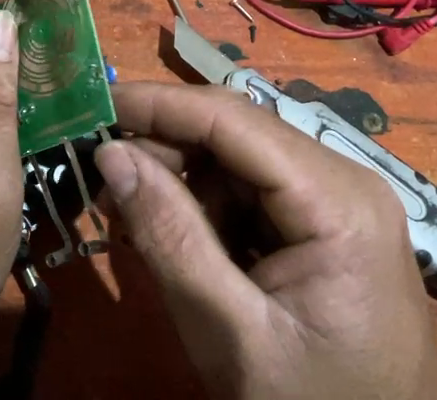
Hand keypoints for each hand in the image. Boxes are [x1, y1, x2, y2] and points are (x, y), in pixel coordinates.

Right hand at [97, 82, 436, 399]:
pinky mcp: (324, 225)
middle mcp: (344, 181)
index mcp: (338, 200)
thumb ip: (170, 236)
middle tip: (104, 183)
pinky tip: (178, 242)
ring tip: (136, 225)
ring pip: (235, 159)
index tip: (92, 106)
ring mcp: (338, 202)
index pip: (232, 119)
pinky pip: (250, 192)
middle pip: (234, 132)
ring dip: (180, 182)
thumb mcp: (229, 332)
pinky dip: (204, 208)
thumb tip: (109, 152)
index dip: (157, 104)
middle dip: (164, 148)